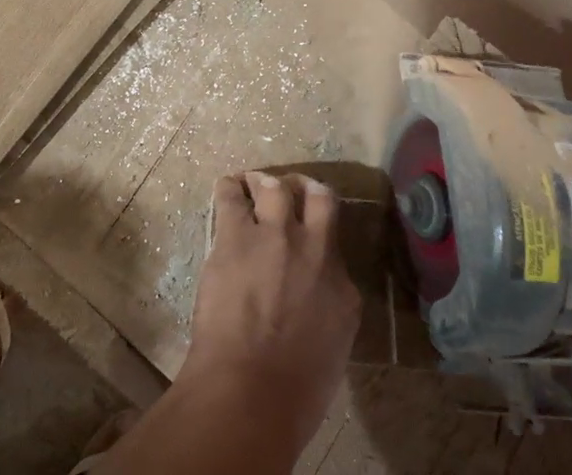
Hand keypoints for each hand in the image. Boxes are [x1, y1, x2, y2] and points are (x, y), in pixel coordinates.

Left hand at [177, 172, 361, 445]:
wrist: (252, 385)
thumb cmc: (294, 388)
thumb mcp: (331, 348)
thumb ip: (324, 312)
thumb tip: (308, 300)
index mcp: (344, 288)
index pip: (336, 247)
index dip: (320, 237)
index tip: (308, 235)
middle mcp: (315, 251)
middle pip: (318, 198)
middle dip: (305, 189)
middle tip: (290, 189)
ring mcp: (276, 237)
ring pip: (275, 187)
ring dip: (265, 183)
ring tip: (254, 183)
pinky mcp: (236, 236)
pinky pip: (232, 196)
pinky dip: (230, 188)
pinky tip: (227, 188)